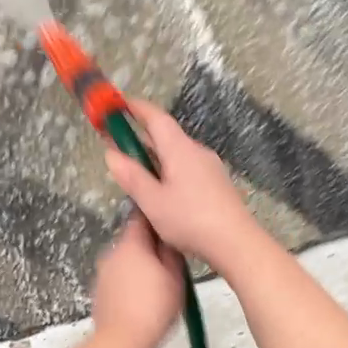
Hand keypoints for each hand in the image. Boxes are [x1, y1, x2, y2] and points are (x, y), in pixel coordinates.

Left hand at [91, 215, 183, 347]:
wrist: (122, 342)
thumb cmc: (154, 308)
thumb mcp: (175, 278)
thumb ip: (172, 252)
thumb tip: (168, 238)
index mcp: (130, 244)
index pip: (141, 217)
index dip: (156, 221)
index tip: (170, 230)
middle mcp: (111, 253)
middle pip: (132, 242)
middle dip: (149, 250)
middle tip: (168, 266)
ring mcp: (101, 274)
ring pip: (124, 263)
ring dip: (138, 269)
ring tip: (156, 288)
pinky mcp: (98, 293)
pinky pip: (117, 282)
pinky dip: (128, 286)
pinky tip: (140, 303)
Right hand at [103, 99, 263, 270]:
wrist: (236, 242)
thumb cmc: (190, 220)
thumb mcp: (153, 202)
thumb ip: (132, 177)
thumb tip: (111, 154)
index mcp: (179, 149)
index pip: (155, 118)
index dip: (136, 109)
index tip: (119, 105)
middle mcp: (197, 152)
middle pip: (167, 137)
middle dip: (142, 139)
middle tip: (120, 148)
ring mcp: (211, 168)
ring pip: (178, 156)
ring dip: (157, 159)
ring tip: (140, 176)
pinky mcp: (218, 186)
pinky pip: (189, 171)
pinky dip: (171, 173)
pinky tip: (166, 194)